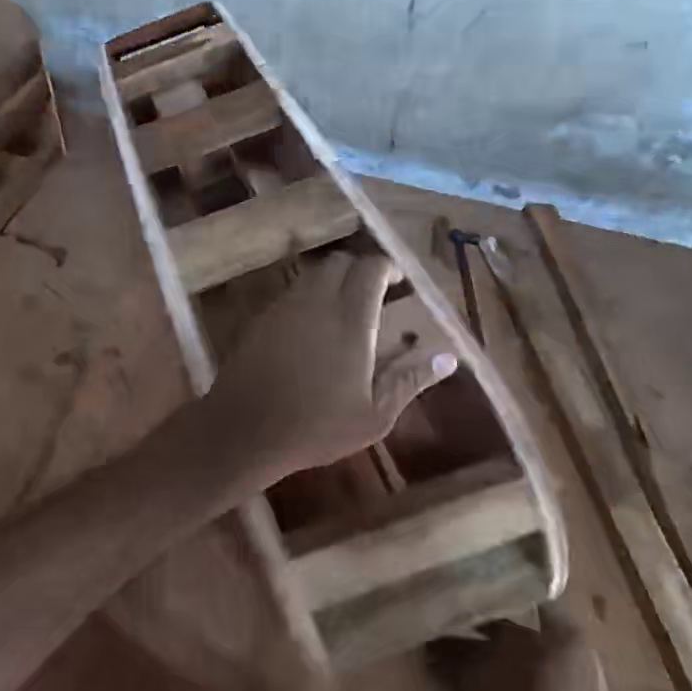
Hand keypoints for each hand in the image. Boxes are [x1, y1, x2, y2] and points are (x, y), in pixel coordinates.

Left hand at [192, 251, 458, 484]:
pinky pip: (291, 292)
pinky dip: (308, 297)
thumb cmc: (316, 427)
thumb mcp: (374, 415)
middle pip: (341, 261)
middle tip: (374, 295)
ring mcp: (285, 306)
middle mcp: (317, 301)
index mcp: (351, 319)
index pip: (372, 268)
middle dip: (360, 269)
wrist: (244, 429)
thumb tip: (447, 358)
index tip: (399, 283)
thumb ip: (409, 380)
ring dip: (333, 281)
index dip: (388, 268)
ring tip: (344, 311)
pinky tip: (311, 329)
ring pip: (313, 274)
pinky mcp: (262, 317)